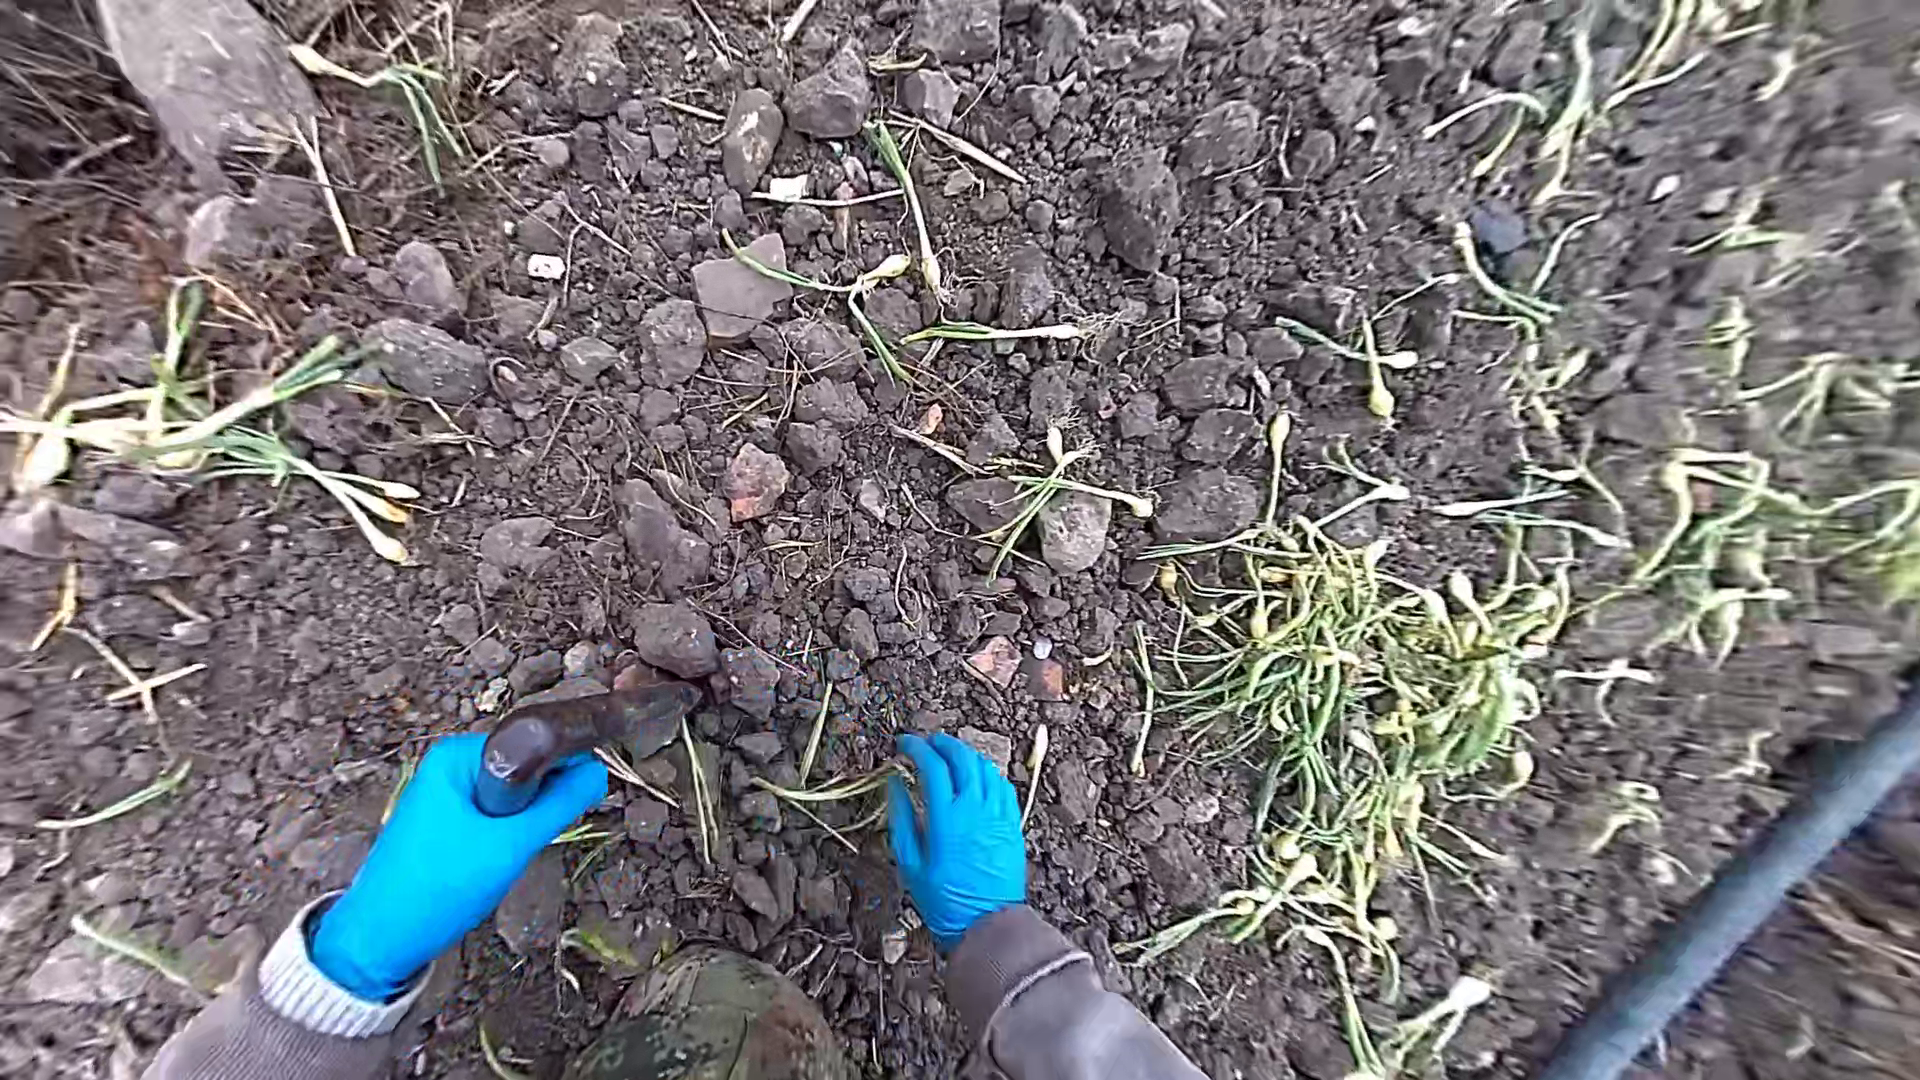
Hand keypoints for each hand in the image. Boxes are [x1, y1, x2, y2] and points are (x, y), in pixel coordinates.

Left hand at [311, 734, 605, 1000]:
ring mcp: (448, 788)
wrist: (374, 948)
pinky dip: (511, 827)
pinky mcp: (449, 813)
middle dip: (542, 798)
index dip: (563, 771)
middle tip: (533, 833)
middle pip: (529, 766)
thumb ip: (563, 801)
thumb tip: (600, 771)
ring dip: (527, 816)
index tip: (572, 801)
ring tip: (511, 847)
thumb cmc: (438, 889)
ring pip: (518, 789)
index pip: (536, 743)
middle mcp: (451, 763)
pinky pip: (501, 806)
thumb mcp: (514, 843)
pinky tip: (499, 852)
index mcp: (458, 755)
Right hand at [887, 733, 1025, 951]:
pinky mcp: (1011, 822)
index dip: (916, 748)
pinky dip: (986, 771)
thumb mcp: (911, 864)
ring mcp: (996, 812)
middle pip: (961, 757)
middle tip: (928, 743)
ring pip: (983, 766)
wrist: (989, 926)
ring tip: (950, 755)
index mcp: (947, 816)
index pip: (932, 765)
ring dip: (965, 754)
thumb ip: (901, 820)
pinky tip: (978, 774)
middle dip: (942, 743)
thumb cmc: (945, 901)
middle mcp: (974, 807)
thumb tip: (895, 785)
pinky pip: (1001, 784)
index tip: (904, 744)